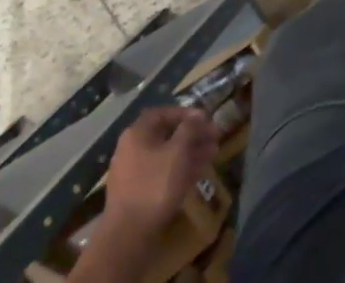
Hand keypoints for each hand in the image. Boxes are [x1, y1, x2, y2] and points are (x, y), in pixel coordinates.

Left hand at [102, 107, 216, 229]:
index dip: (185, 113)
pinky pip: (163, 171)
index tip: (205, 119)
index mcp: (137, 134)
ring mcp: (134, 171)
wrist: (129, 232)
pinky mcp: (140, 191)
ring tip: (213, 153)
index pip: (162, 113)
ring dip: (191, 151)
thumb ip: (189, 129)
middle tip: (215, 137)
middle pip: (166, 134)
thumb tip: (197, 115)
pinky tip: (199, 171)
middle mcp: (132, 148)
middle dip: (192, 134)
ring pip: (167, 154)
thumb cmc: (156, 184)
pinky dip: (181, 168)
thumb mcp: (178, 151)